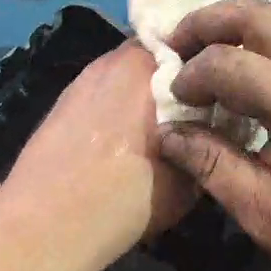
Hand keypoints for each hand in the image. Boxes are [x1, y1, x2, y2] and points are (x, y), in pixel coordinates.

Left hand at [7, 41, 198, 244]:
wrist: (51, 221)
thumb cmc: (129, 196)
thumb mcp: (189, 178)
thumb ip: (205, 144)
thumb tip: (210, 134)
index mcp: (152, 67)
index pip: (194, 50)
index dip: (209, 71)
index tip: (219, 93)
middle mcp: (116, 60)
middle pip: (156, 56)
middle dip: (174, 77)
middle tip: (191, 109)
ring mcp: (84, 77)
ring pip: (125, 73)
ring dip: (141, 91)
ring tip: (154, 127)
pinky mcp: (62, 100)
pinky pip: (101, 92)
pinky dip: (114, 106)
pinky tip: (118, 139)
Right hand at [156, 0, 270, 270]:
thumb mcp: (264, 212)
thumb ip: (213, 165)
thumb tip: (167, 132)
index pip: (230, 62)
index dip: (191, 76)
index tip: (174, 106)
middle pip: (259, 14)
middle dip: (208, 21)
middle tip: (174, 44)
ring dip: (240, 19)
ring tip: (207, 46)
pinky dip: (265, 32)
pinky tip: (247, 64)